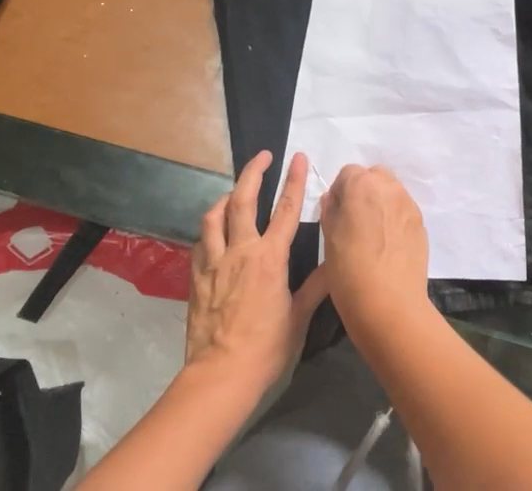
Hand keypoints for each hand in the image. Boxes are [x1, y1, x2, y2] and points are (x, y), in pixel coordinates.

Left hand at [185, 150, 328, 393]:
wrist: (221, 375)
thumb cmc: (266, 349)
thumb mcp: (298, 318)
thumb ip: (316, 286)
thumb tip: (336, 262)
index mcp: (270, 259)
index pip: (285, 210)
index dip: (293, 180)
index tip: (297, 157)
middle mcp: (240, 251)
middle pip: (243, 201)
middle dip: (253, 173)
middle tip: (263, 155)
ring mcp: (214, 263)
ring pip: (214, 217)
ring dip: (224, 198)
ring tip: (233, 191)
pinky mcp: (196, 278)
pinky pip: (200, 243)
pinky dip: (208, 231)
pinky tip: (212, 233)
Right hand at [319, 164, 429, 323]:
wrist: (390, 305)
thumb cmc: (349, 271)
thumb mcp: (328, 238)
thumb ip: (330, 210)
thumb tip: (334, 199)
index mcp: (362, 185)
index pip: (348, 172)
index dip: (340, 191)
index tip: (337, 214)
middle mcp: (389, 188)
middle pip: (374, 176)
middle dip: (363, 190)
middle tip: (354, 220)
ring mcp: (409, 205)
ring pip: (391, 192)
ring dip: (380, 203)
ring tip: (372, 234)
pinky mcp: (421, 224)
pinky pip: (403, 211)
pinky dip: (394, 219)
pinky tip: (387, 245)